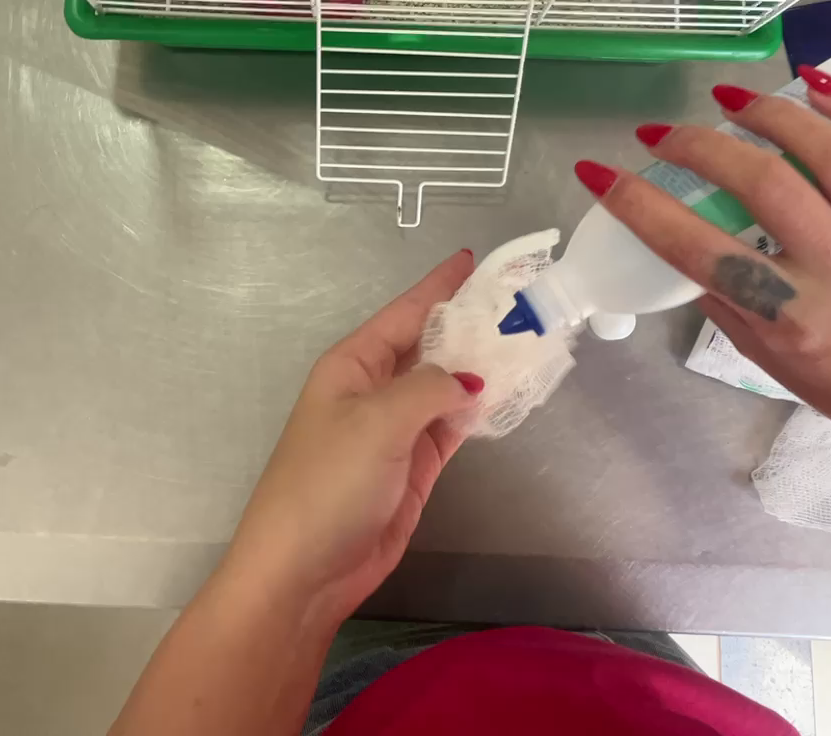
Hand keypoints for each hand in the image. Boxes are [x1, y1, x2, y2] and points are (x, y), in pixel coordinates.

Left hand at [221, 251, 481, 624]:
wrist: (305, 569)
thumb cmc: (328, 481)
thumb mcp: (377, 422)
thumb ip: (428, 389)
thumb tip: (470, 380)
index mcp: (353, 364)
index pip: (404, 313)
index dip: (438, 286)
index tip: (472, 260)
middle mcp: (375, 388)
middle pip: (428, 345)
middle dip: (467, 324)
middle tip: (517, 303)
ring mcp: (396, 427)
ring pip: (445, 385)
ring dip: (479, 367)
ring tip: (525, 341)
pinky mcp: (414, 463)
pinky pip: (452, 424)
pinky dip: (477, 410)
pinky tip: (506, 395)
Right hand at [588, 69, 830, 458]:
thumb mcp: (767, 361)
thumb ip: (723, 301)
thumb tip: (685, 248)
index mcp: (790, 317)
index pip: (695, 249)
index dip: (637, 204)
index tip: (598, 171)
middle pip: (762, 185)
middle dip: (697, 146)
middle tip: (659, 132)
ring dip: (771, 113)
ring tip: (728, 97)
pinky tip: (820, 83)